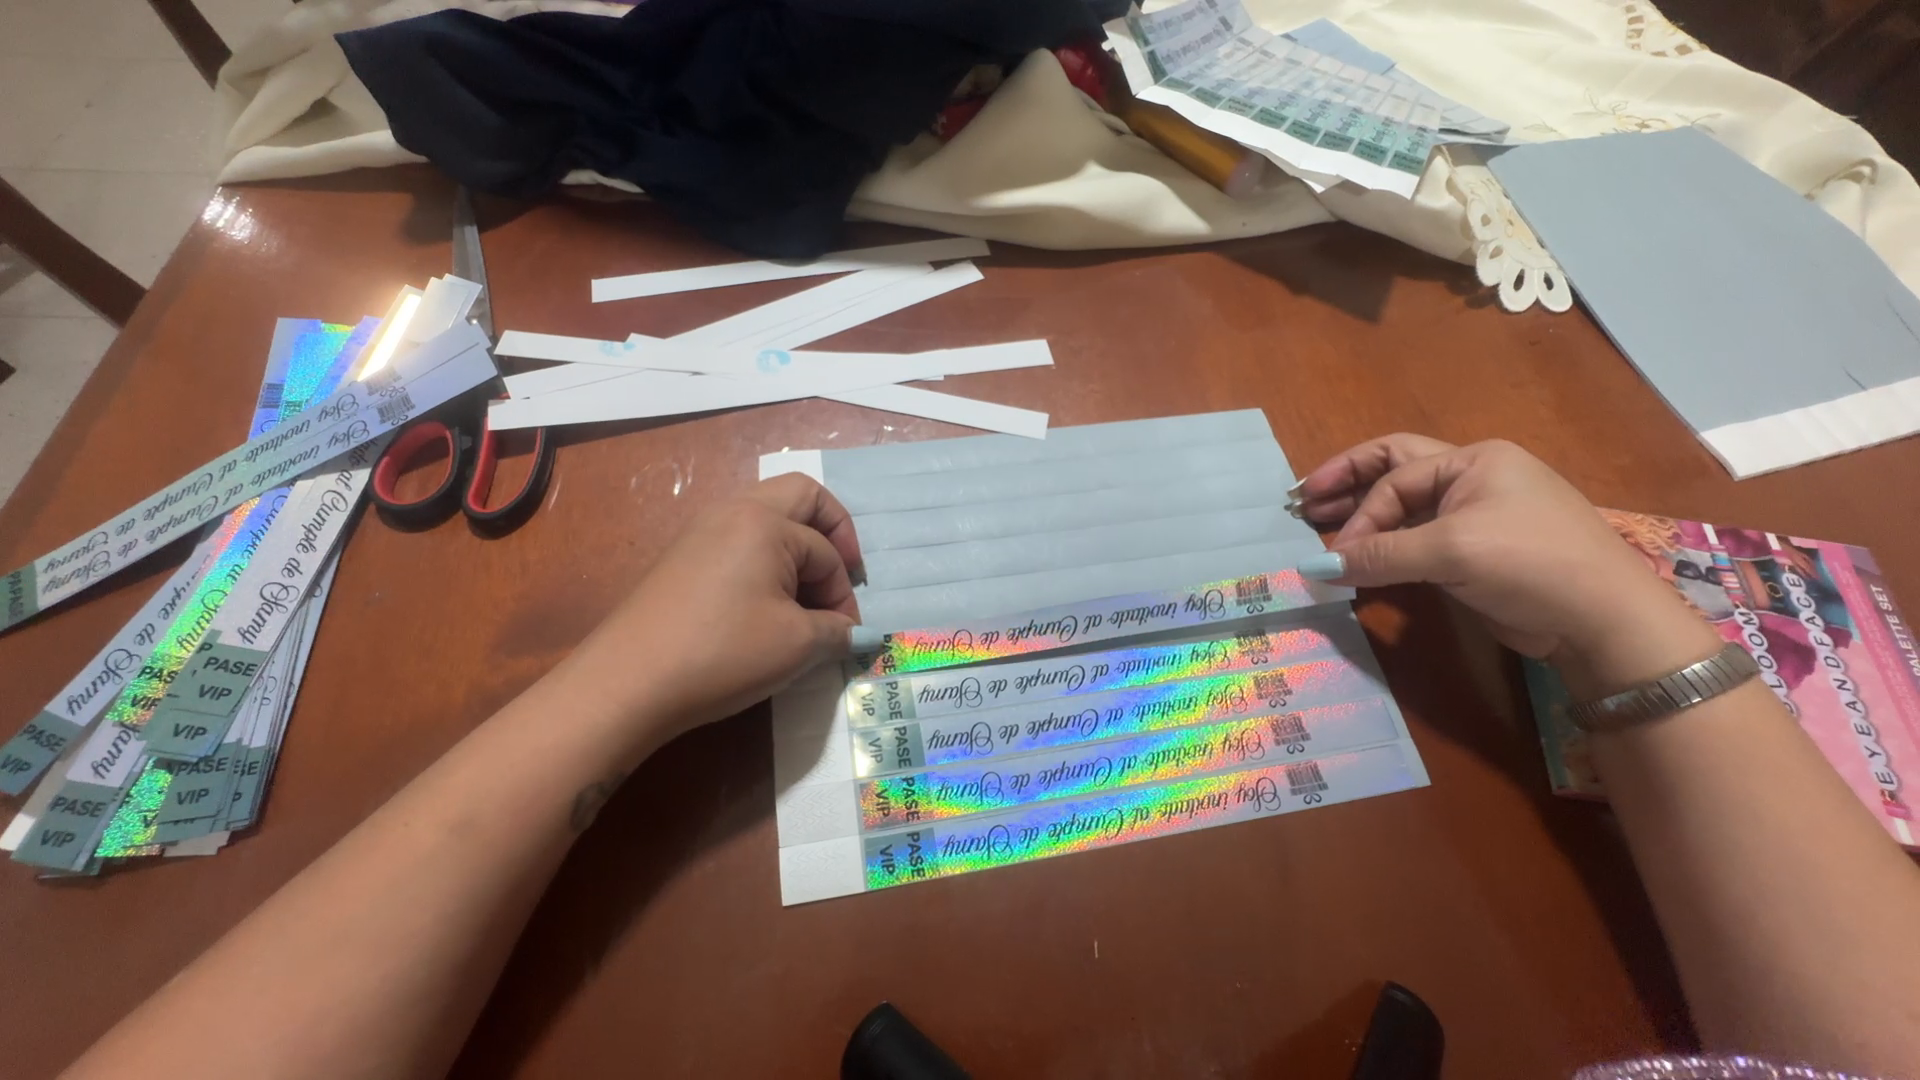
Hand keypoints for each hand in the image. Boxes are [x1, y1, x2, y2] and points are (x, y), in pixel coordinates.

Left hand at [555, 474, 863, 741]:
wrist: (628, 684)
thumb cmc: (723, 653)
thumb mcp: (797, 645)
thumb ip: (836, 631)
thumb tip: (854, 633)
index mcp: (765, 522)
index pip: (826, 551)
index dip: (844, 594)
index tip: (847, 634)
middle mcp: (732, 512)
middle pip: (800, 498)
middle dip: (832, 534)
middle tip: (841, 575)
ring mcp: (701, 532)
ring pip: (767, 518)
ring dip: (797, 549)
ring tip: (805, 597)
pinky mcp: (682, 559)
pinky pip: (739, 542)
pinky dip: (766, 562)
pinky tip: (765, 606)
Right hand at [1292, 435, 1720, 695]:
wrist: (1604, 620)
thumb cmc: (1530, 563)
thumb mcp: (1449, 551)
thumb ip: (1378, 555)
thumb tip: (1311, 568)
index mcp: (1474, 460)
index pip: (1394, 477)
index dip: (1358, 513)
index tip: (1334, 551)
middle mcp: (1474, 480)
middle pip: (1393, 474)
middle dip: (1347, 488)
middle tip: (1302, 504)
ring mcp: (1477, 517)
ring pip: (1405, 510)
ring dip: (1365, 520)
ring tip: (1322, 532)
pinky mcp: (1477, 554)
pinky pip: (1419, 541)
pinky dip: (1388, 548)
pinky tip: (1363, 562)